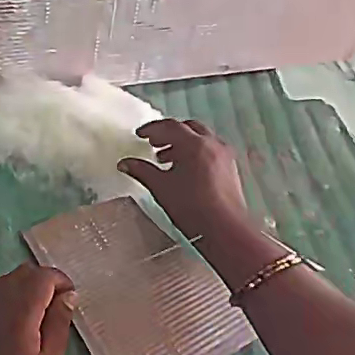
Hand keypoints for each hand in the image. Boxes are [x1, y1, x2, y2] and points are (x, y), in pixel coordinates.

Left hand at [0, 263, 76, 354]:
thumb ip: (59, 324)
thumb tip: (69, 295)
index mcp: (20, 305)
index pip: (46, 275)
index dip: (61, 284)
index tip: (67, 301)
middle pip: (26, 272)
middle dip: (42, 286)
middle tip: (48, 314)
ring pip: (7, 278)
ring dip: (20, 290)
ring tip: (24, 319)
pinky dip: (0, 295)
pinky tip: (1, 320)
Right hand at [119, 119, 252, 238]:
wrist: (224, 228)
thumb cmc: (190, 206)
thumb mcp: (160, 186)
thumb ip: (141, 170)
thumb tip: (124, 163)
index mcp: (193, 145)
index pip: (170, 126)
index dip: (152, 128)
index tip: (140, 134)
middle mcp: (211, 144)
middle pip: (187, 128)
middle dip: (169, 133)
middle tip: (153, 142)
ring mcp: (224, 155)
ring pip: (200, 138)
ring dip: (182, 142)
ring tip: (165, 158)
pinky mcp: (230, 168)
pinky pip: (210, 149)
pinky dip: (195, 151)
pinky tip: (184, 169)